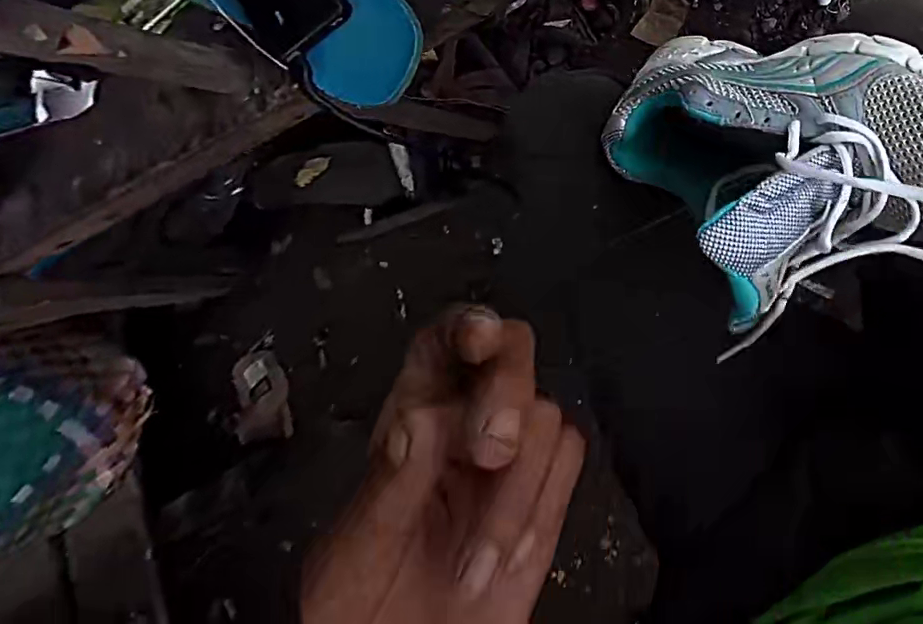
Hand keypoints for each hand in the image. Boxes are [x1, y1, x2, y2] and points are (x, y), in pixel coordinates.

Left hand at [302, 306, 584, 623]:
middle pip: (513, 357)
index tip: (477, 337)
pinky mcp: (545, 496)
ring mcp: (512, 459)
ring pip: (546, 414)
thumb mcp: (354, 555)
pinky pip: (568, 460)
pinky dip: (541, 504)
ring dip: (516, 488)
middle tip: (491, 449)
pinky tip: (505, 555)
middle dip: (508, 392)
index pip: (444, 345)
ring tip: (471, 562)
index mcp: (413, 419)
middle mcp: (468, 424)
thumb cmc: (356, 612)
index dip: (467, 326)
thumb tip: (425, 419)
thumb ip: (389, 486)